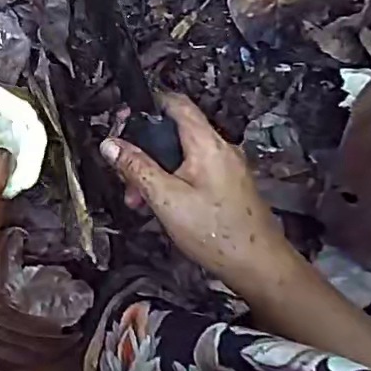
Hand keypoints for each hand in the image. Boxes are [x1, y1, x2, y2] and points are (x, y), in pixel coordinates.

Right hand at [101, 93, 294, 287]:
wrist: (260, 267)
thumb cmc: (218, 234)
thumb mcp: (166, 199)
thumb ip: (136, 168)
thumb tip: (111, 144)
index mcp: (206, 144)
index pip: (176, 103)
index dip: (147, 105)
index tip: (123, 120)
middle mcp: (220, 148)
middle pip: (174, 131)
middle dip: (144, 148)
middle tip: (125, 170)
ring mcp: (226, 166)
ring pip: (181, 154)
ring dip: (155, 169)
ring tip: (138, 197)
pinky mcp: (228, 184)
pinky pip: (193, 170)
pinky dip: (172, 180)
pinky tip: (161, 204)